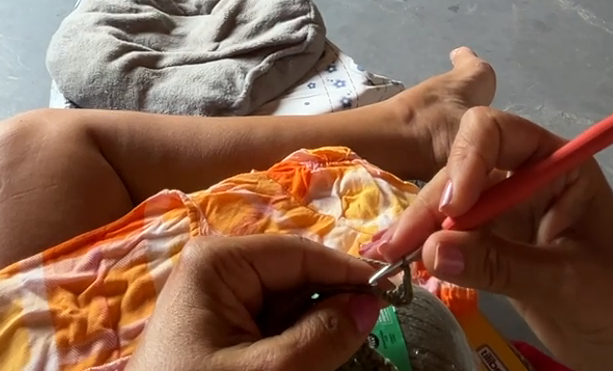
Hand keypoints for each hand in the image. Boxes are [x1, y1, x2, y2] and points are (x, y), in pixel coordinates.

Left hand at [129, 235, 382, 370]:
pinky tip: (315, 361)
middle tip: (378, 328)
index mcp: (218, 261)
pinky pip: (270, 331)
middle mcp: (217, 271)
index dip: (347, 270)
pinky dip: (296, 348)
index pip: (298, 252)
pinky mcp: (219, 336)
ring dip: (317, 331)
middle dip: (333, 305)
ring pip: (287, 307)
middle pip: (294, 278)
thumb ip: (320, 338)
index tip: (395, 290)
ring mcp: (217, 303)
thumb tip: (370, 302)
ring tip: (343, 352)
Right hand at [366, 107, 612, 370]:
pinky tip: (404, 263)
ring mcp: (509, 214)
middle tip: (397, 243)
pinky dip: (430, 250)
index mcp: (557, 163)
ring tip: (385, 254)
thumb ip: (501, 264)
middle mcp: (526, 177)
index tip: (452, 208)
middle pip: (464, 170)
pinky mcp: (497, 248)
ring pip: (452, 205)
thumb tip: (432, 250)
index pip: (496, 133)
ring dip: (420, 227)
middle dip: (432, 204)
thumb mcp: (571, 285)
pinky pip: (455, 239)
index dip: (467, 159)